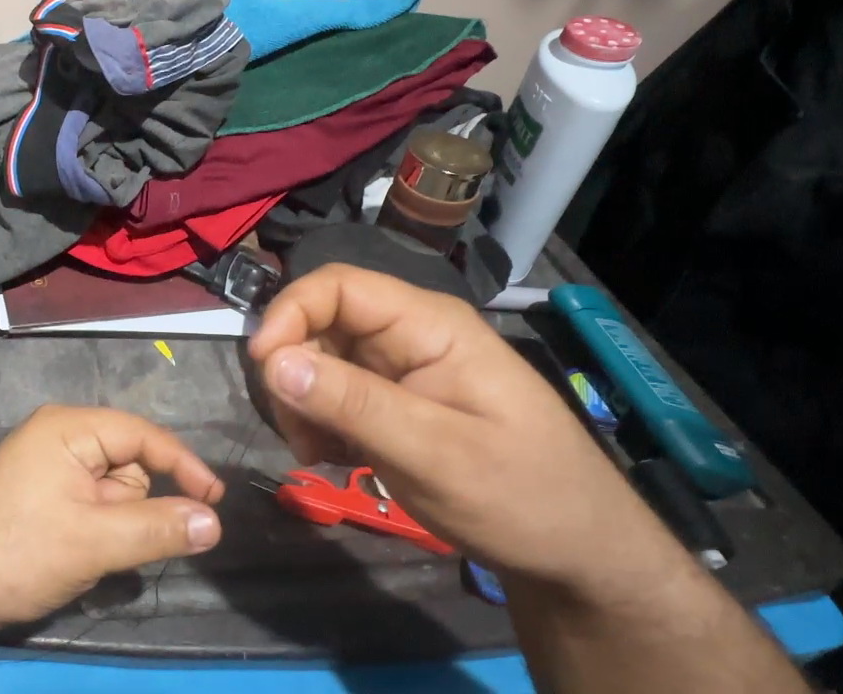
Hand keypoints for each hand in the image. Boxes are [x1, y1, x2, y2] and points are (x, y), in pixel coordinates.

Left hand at [0, 405, 225, 634]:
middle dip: (133, 505)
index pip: (141, 434)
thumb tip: (214, 522)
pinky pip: (89, 502)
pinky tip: (71, 552)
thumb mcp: (96, 542)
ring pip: (111, 488)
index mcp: (67, 427)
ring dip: (113, 523)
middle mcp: (57, 434)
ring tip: (81, 550)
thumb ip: (158, 528)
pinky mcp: (39, 490)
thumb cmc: (20, 552)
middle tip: (107, 540)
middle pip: (128, 462)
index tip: (216, 501)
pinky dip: (95, 528)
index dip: (182, 464)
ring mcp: (46, 462)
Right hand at [247, 264, 683, 601]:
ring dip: (300, 403)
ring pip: (317, 360)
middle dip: (292, 371)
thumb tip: (272, 362)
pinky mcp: (390, 401)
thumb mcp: (436, 454)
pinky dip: (316, 422)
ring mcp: (397, 369)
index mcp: (428, 325)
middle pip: (319, 323)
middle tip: (296, 434)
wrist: (578, 557)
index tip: (264, 366)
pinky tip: (330, 457)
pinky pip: (330, 393)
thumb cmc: (523, 497)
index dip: (290, 312)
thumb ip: (354, 404)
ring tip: (315, 454)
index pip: (337, 286)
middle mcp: (407, 336)